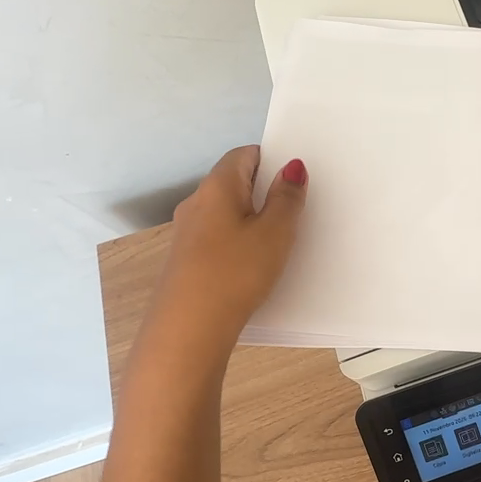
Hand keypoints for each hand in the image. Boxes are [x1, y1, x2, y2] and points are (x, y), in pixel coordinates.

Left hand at [147, 145, 306, 352]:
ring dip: (251, 219)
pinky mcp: (185, 260)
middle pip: (233, 182)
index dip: (272, 159)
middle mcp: (196, 202)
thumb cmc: (237, 271)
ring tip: (279, 240)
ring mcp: (186, 232)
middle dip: (263, 190)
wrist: (189, 327)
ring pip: (225, 213)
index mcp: (217, 186)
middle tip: (295, 209)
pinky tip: (253, 264)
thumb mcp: (275, 232)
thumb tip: (291, 166)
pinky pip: (217, 238)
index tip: (295, 180)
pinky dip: (238, 241)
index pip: (243, 154)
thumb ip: (287, 198)